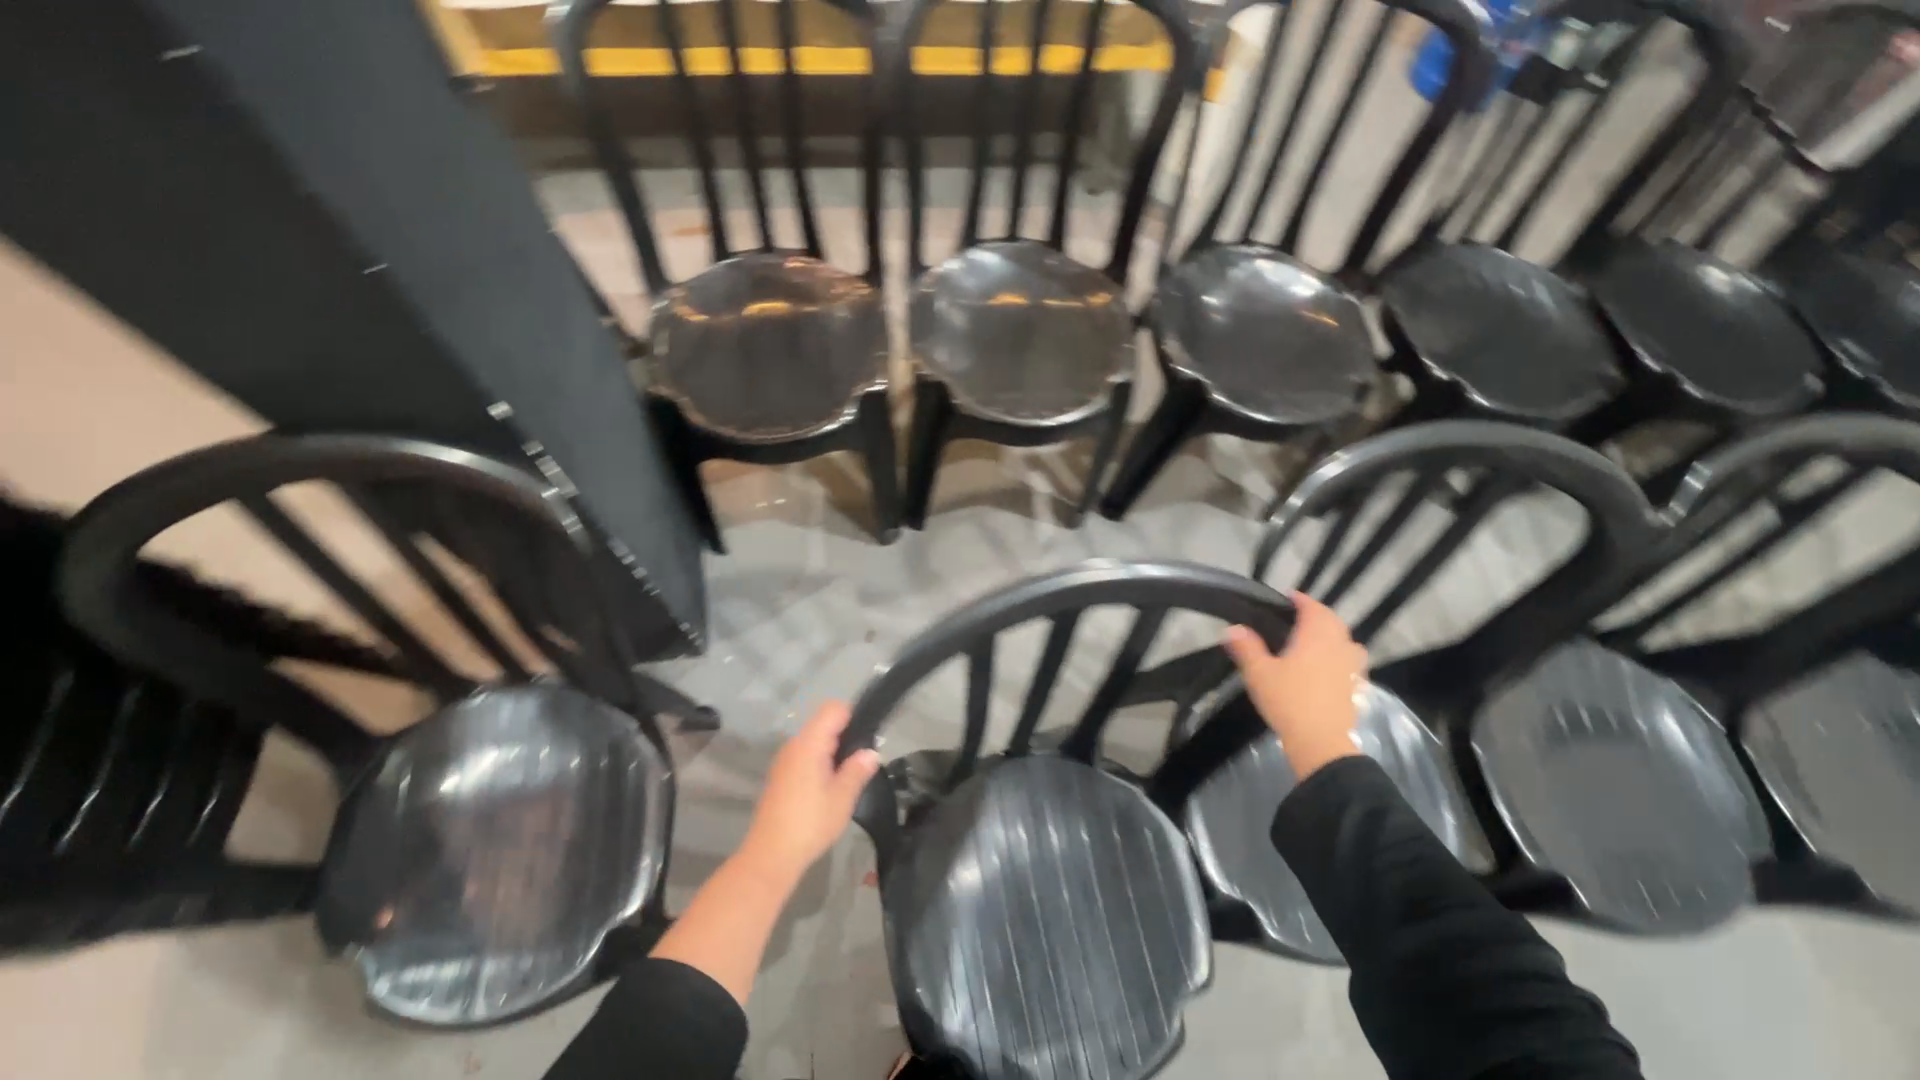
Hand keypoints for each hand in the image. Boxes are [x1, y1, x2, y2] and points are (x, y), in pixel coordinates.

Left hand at [737, 701, 882, 883]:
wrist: (771, 854)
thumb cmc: (810, 823)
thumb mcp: (842, 798)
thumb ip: (857, 770)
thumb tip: (871, 753)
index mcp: (809, 744)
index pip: (833, 709)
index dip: (853, 717)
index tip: (867, 739)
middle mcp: (793, 746)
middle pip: (823, 724)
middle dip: (845, 736)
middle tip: (862, 763)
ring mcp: (784, 761)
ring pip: (813, 742)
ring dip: (832, 752)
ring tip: (848, 778)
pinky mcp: (780, 777)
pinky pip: (804, 757)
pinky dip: (819, 764)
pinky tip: (828, 789)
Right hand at [1223, 592, 1367, 778]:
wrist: (1320, 742)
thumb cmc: (1288, 701)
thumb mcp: (1259, 673)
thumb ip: (1246, 647)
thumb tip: (1233, 628)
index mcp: (1317, 636)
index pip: (1312, 607)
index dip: (1300, 600)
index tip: (1287, 598)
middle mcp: (1339, 645)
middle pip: (1332, 621)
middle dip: (1317, 616)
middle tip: (1298, 619)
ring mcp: (1352, 667)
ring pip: (1346, 641)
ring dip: (1332, 636)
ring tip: (1315, 642)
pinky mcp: (1357, 687)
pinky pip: (1351, 663)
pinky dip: (1341, 659)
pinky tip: (1328, 671)